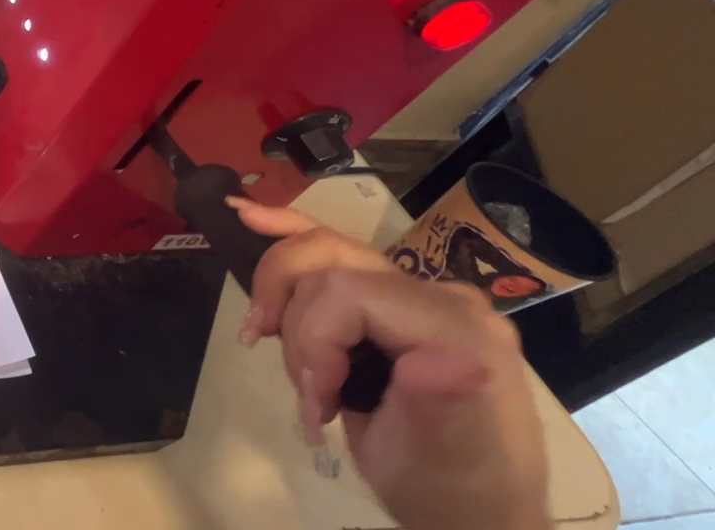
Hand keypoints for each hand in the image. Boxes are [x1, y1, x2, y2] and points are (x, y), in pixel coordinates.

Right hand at [235, 202, 550, 529]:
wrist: (467, 511)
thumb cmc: (450, 490)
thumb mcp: (442, 458)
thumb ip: (440, 405)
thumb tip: (441, 363)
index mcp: (457, 328)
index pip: (347, 292)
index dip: (310, 335)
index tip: (314, 396)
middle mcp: (441, 296)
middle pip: (328, 260)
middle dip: (286, 308)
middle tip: (266, 353)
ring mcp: (418, 292)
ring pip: (320, 252)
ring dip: (277, 292)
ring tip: (259, 334)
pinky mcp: (395, 297)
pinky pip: (332, 250)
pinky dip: (284, 229)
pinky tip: (247, 214)